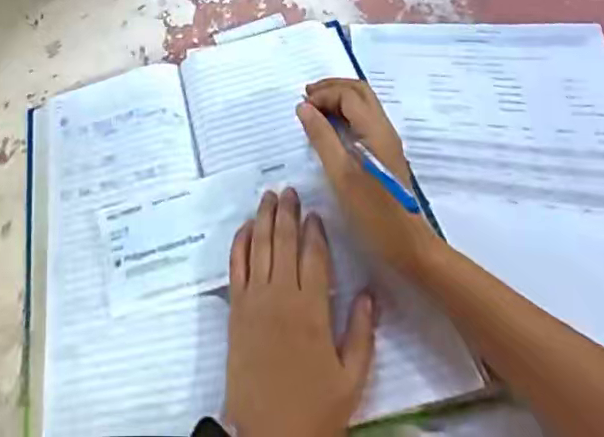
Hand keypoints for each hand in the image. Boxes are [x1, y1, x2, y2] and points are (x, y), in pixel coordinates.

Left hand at [224, 188, 376, 436]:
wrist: (264, 436)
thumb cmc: (312, 409)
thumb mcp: (351, 379)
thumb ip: (361, 333)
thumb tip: (369, 292)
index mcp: (312, 309)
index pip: (314, 255)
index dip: (315, 230)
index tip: (316, 212)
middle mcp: (281, 295)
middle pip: (285, 242)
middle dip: (287, 212)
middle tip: (288, 190)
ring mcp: (254, 300)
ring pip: (260, 247)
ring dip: (264, 218)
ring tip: (268, 196)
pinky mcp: (235, 310)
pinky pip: (236, 267)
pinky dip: (240, 243)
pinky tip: (245, 228)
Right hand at [296, 80, 440, 276]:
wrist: (409, 246)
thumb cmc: (373, 213)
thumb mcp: (341, 175)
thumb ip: (322, 138)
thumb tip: (304, 108)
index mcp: (375, 130)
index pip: (348, 95)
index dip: (324, 94)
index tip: (301, 106)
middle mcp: (383, 130)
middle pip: (359, 92)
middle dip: (332, 87)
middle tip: (306, 95)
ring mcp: (385, 142)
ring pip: (363, 105)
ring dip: (338, 99)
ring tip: (313, 108)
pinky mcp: (383, 155)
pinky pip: (363, 121)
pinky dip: (343, 115)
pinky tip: (328, 129)